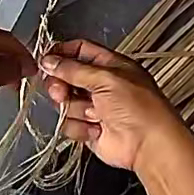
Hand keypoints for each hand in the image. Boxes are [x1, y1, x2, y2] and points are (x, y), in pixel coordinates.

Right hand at [39, 39, 193, 171]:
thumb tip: (49, 61)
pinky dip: (81, 127)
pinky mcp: (90, 128)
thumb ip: (73, 69)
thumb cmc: (139, 107)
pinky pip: (69, 124)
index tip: (45, 60)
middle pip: (67, 77)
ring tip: (93, 113)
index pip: (80, 51)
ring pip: (65, 102)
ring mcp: (95, 107)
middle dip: (61, 85)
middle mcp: (102, 84)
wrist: (148, 143)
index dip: (61, 54)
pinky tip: (97, 128)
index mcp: (110, 65)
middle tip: (61, 91)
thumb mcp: (105, 78)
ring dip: (76, 109)